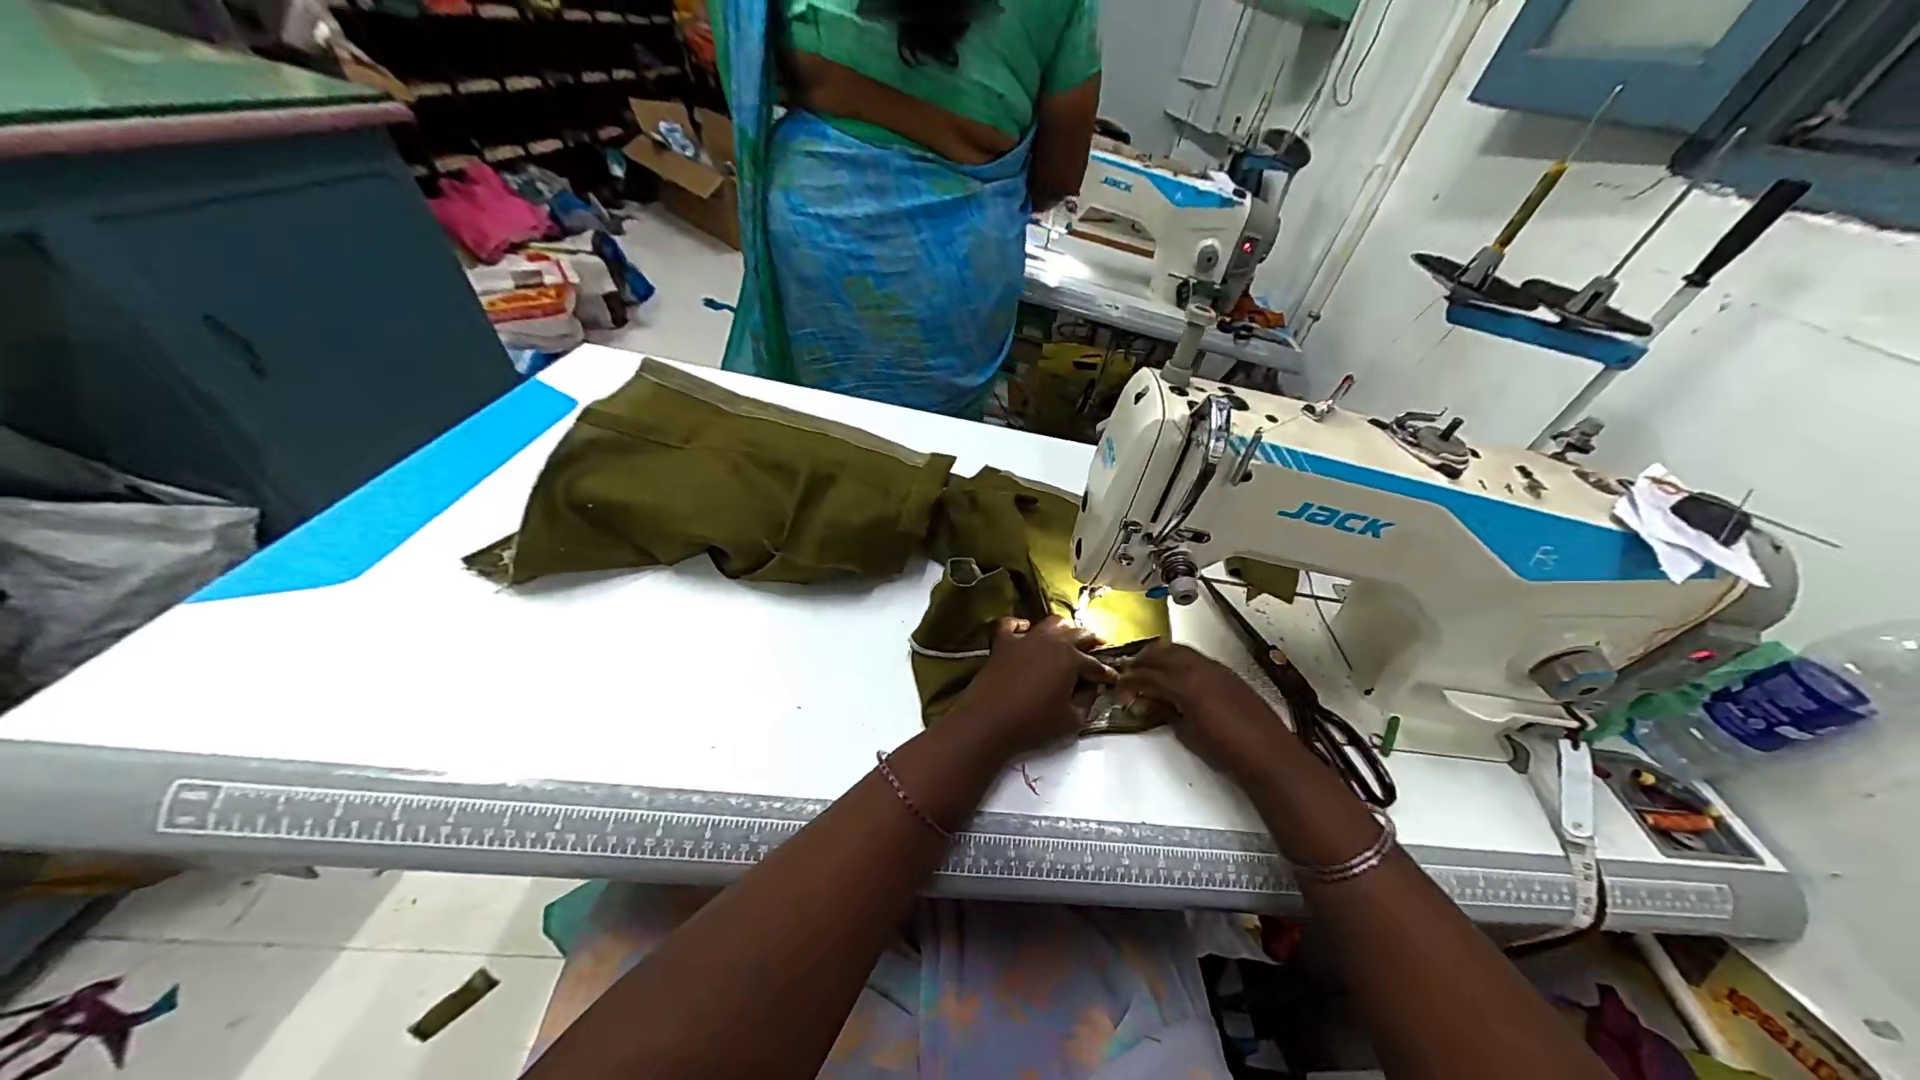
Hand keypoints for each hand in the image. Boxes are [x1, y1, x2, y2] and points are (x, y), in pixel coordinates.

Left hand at [949, 616, 1115, 757]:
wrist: (988, 723)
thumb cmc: (1034, 724)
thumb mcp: (1072, 720)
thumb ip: (1088, 700)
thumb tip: (1091, 687)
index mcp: (1071, 659)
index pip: (1095, 665)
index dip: (1107, 673)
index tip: (1113, 678)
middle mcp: (1051, 642)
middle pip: (1077, 635)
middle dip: (1091, 642)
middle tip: (1098, 648)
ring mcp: (1025, 639)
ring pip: (1050, 623)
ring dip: (1063, 629)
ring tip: (1068, 638)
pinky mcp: (1002, 644)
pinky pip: (1010, 625)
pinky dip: (1019, 625)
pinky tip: (1025, 630)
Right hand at [1118, 643, 1295, 786]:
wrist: (1270, 756)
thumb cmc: (1229, 751)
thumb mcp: (1187, 734)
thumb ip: (1164, 712)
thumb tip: (1147, 703)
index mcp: (1185, 684)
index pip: (1147, 675)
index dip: (1128, 683)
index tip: (1120, 692)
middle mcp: (1200, 669)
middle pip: (1160, 654)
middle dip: (1140, 663)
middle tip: (1129, 677)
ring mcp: (1216, 668)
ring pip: (1179, 650)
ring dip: (1160, 658)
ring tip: (1149, 673)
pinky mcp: (1228, 673)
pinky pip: (1196, 658)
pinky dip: (1179, 661)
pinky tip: (1176, 676)